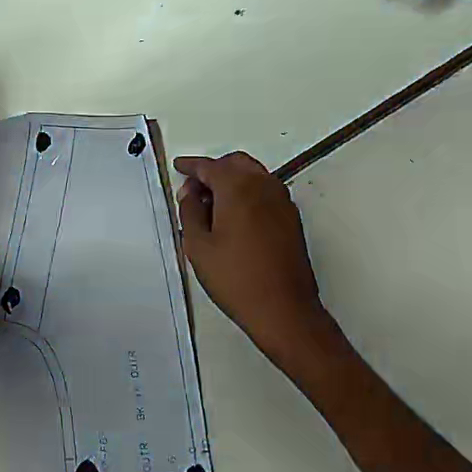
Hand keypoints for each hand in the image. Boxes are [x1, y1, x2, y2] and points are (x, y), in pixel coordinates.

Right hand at [174, 153, 327, 348]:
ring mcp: (282, 202)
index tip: (179, 167)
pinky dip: (247, 192)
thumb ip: (189, 212)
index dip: (190, 166)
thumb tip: (190, 195)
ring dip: (231, 180)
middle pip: (235, 163)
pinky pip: (265, 191)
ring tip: (211, 204)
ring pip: (253, 175)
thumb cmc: (237, 278)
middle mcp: (264, 187)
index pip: (210, 166)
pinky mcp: (291, 218)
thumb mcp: (198, 245)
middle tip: (193, 188)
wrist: (282, 308)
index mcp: (238, 188)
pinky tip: (233, 216)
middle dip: (213, 170)